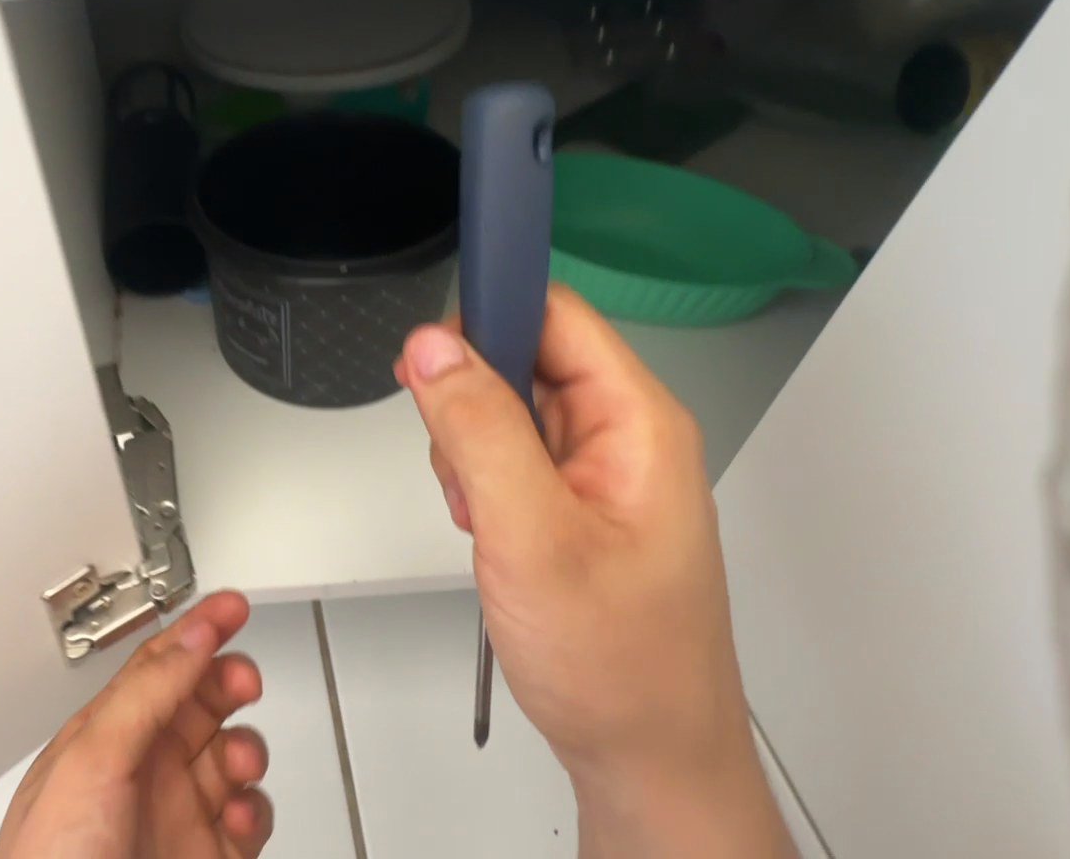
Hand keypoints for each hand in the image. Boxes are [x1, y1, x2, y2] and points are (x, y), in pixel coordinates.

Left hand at [0, 591, 273, 858]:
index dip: (197, 626)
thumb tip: (193, 633)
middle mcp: (141, 769)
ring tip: (235, 762)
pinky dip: (254, 806)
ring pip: (229, 755)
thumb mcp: (93, 760)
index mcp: (105, 736)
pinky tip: (238, 812)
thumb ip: (147, 691)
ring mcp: (175, 814)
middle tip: (242, 679)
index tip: (232, 603)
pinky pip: (246, 815)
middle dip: (228, 681)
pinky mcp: (208, 855)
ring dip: (244, 749)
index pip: (159, 662)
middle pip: (199, 702)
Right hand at [395, 285, 793, 856]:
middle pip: (522, 355)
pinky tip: (486, 525)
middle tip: (458, 464)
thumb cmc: (613, 664)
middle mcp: (620, 432)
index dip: (486, 312)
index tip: (427, 352)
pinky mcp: (568, 496)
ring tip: (481, 512)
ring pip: (503, 403)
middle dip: (466, 398)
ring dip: (467, 446)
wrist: (642, 757)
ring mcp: (593, 466)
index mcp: (636, 421)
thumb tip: (432, 345)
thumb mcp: (531, 536)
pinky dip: (475, 477)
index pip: (554, 312)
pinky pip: (504, 449)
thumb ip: (479, 430)